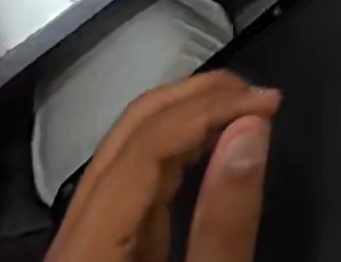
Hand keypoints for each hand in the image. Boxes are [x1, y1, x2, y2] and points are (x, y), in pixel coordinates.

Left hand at [45, 72, 280, 261]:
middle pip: (131, 132)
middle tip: (259, 95)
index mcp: (85, 247)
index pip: (146, 144)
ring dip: (192, 116)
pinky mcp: (102, 244)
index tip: (267, 104)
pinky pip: (139, 176)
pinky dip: (184, 148)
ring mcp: (84, 234)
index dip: (209, 110)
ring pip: (131, 146)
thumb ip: (224, 226)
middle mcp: (73, 230)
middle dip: (199, 98)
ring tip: (245, 109)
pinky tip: (216, 144)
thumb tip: (251, 129)